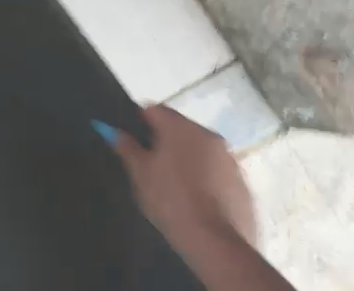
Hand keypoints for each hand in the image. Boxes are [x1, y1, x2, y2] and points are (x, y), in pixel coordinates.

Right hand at [104, 105, 255, 251]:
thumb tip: (109, 128)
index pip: (153, 109)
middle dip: (165, 140)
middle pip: (179, 127)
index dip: (139, 122)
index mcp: (181, 126)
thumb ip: (125, 146)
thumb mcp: (139, 172)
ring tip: (175, 185)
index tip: (132, 142)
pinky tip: (196, 199)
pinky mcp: (244, 184)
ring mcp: (231, 160)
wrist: (217, 244)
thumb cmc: (171, 200)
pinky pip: (217, 171)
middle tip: (151, 165)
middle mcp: (209, 135)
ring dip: (187, 158)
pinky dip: (206, 177)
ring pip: (200, 150)